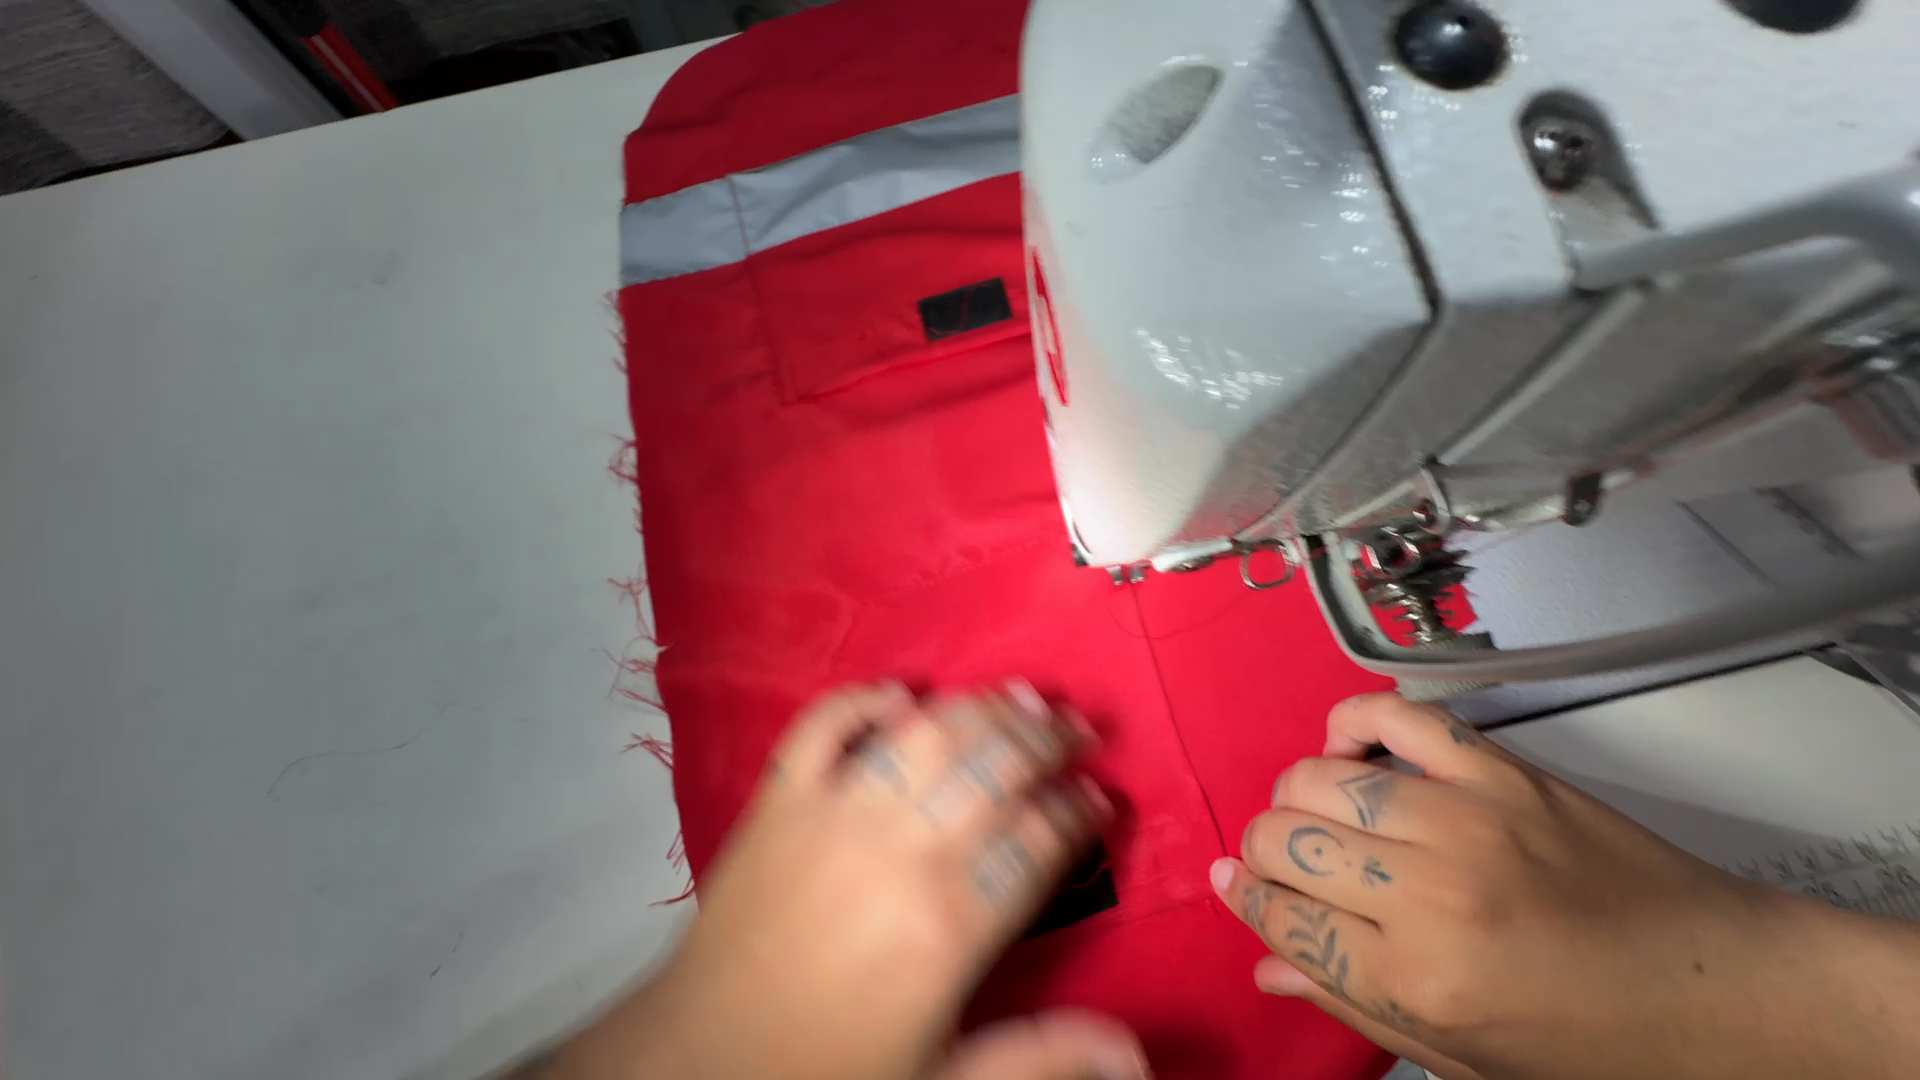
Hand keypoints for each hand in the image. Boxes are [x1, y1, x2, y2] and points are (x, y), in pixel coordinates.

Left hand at [547, 682, 1147, 1079]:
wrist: (701, 1058)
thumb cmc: (824, 1068)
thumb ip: (1039, 1055)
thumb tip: (1132, 1053)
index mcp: (945, 927)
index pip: (1036, 840)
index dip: (1078, 812)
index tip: (1100, 798)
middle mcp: (897, 854)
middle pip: (994, 768)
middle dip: (1049, 741)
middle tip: (1080, 729)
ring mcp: (834, 816)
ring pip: (925, 736)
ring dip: (981, 707)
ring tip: (1022, 695)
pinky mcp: (780, 801)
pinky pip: (822, 727)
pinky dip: (862, 701)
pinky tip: (901, 692)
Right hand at [1211, 692, 1919, 1079]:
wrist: (1733, 994)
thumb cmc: (1596, 1045)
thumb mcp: (1467, 1058)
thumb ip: (1352, 1001)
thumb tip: (1262, 960)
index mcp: (1419, 982)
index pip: (1281, 917)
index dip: (1243, 898)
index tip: (1235, 885)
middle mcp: (1429, 894)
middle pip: (1283, 841)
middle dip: (1261, 851)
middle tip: (1282, 861)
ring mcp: (1465, 818)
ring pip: (1317, 778)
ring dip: (1295, 795)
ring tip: (1317, 814)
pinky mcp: (1499, 769)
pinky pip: (1393, 715)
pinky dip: (1351, 721)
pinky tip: (1348, 748)